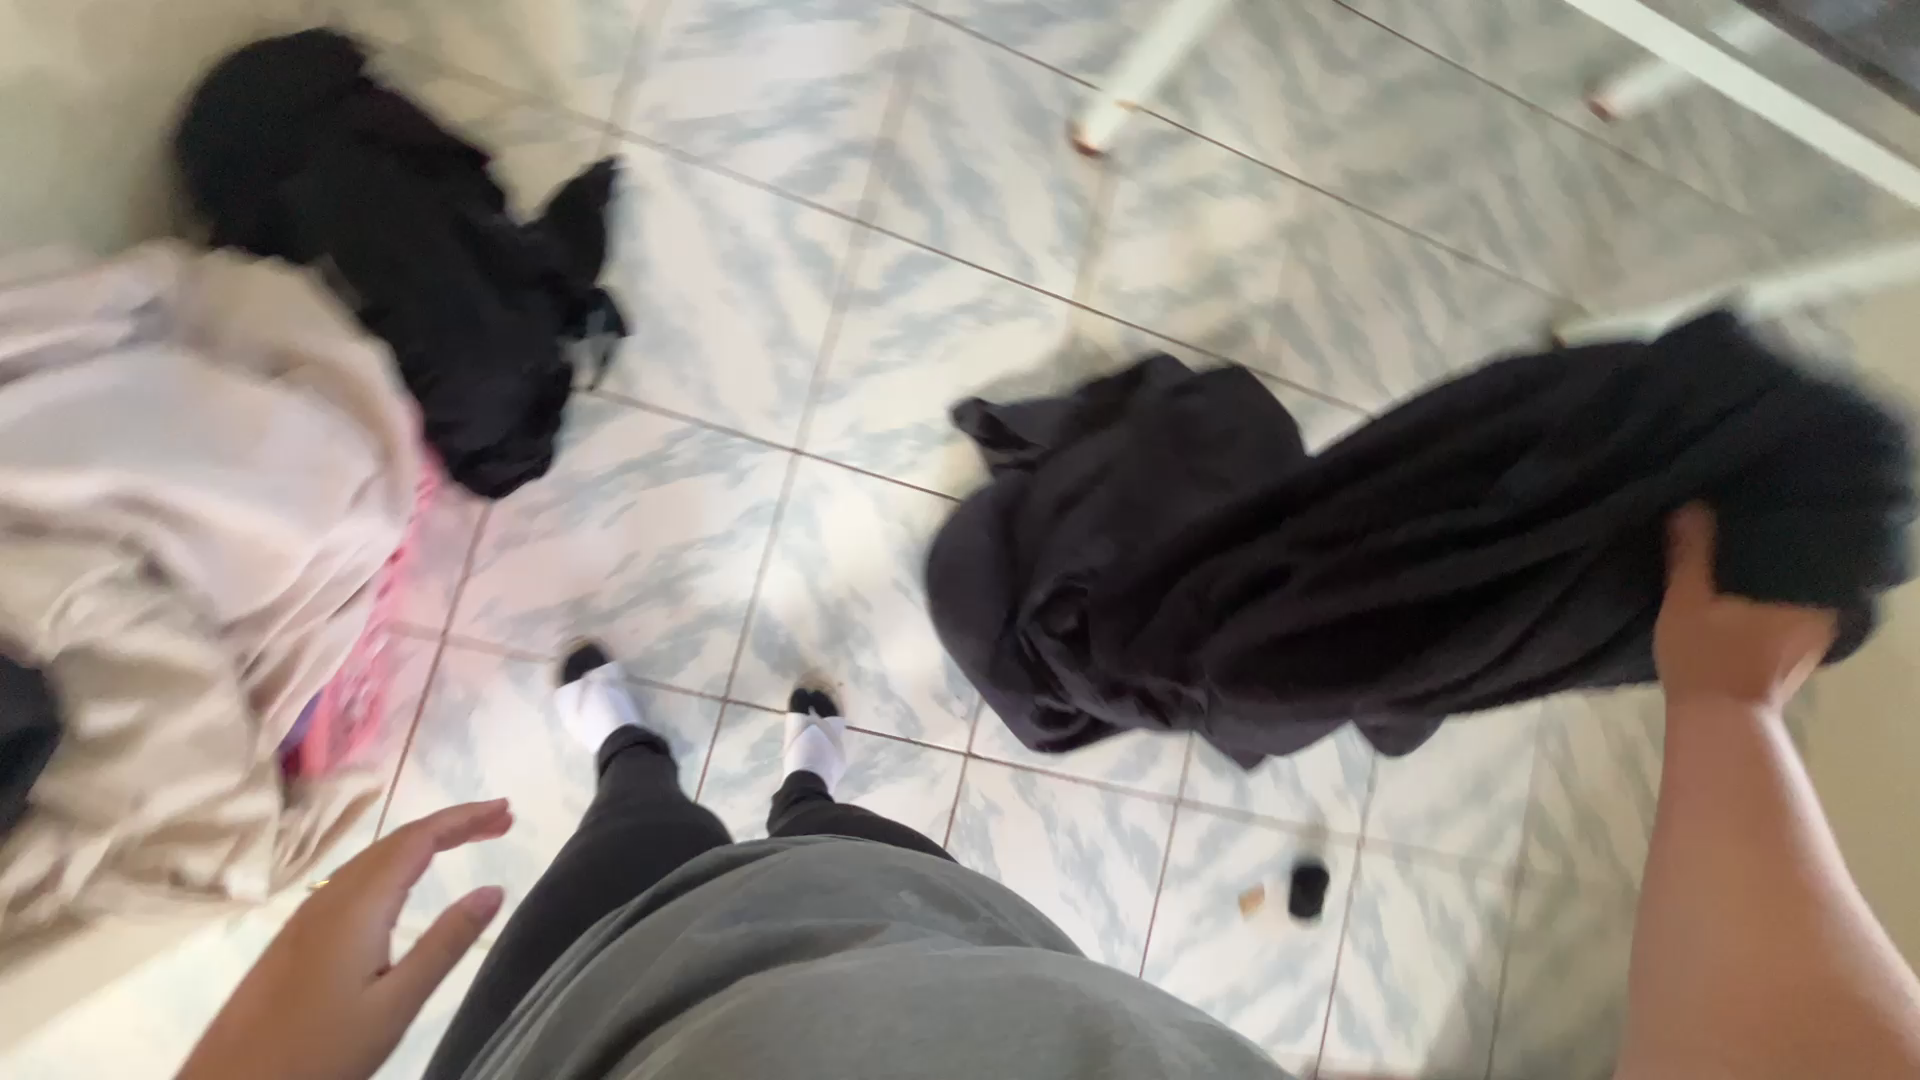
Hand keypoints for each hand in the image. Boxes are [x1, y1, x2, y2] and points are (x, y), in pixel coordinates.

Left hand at [177, 800, 513, 1079]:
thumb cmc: (315, 1059)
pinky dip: (396, 864)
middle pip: (396, 841)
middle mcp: (328, 903)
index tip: (506, 810)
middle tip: (500, 822)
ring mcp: (303, 923)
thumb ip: (446, 943)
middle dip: (451, 823)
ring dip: (423, 842)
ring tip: (466, 842)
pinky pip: (354, 880)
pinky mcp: (291, 944)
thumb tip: (494, 889)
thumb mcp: (395, 1005)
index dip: (464, 818)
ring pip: (372, 859)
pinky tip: (406, 884)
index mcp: (356, 909)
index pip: (418, 840)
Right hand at [1655, 503, 1838, 713]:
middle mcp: (1828, 617)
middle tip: (1748, 532)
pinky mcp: (1799, 657)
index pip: (1812, 552)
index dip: (1790, 532)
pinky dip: (1771, 605)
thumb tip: (1692, 506)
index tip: (1767, 514)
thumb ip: (1692, 555)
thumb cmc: (1705, 657)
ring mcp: (1816, 641)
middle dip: (1779, 557)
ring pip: (1798, 598)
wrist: (1716, 717)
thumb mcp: (1687, 601)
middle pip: (1805, 575)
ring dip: (1774, 583)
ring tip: (1744, 561)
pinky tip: (1747, 599)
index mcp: (1813, 599)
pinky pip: (1790, 617)